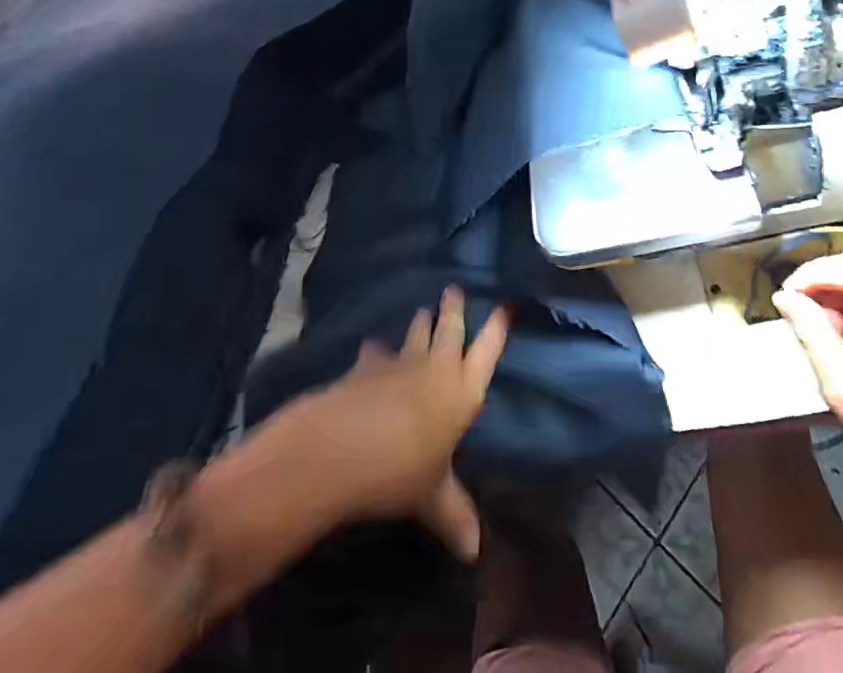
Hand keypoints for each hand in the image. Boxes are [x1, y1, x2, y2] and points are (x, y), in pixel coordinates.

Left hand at [193, 288, 506, 588]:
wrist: (339, 449)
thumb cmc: (401, 470)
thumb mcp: (432, 495)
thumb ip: (454, 514)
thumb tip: (475, 554)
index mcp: (462, 391)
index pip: (487, 350)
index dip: (496, 328)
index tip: (503, 305)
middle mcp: (435, 368)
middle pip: (449, 330)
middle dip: (454, 309)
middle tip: (453, 288)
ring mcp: (397, 365)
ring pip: (413, 336)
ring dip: (418, 323)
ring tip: (422, 309)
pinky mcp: (362, 370)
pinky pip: (374, 354)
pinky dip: (376, 352)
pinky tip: (371, 350)